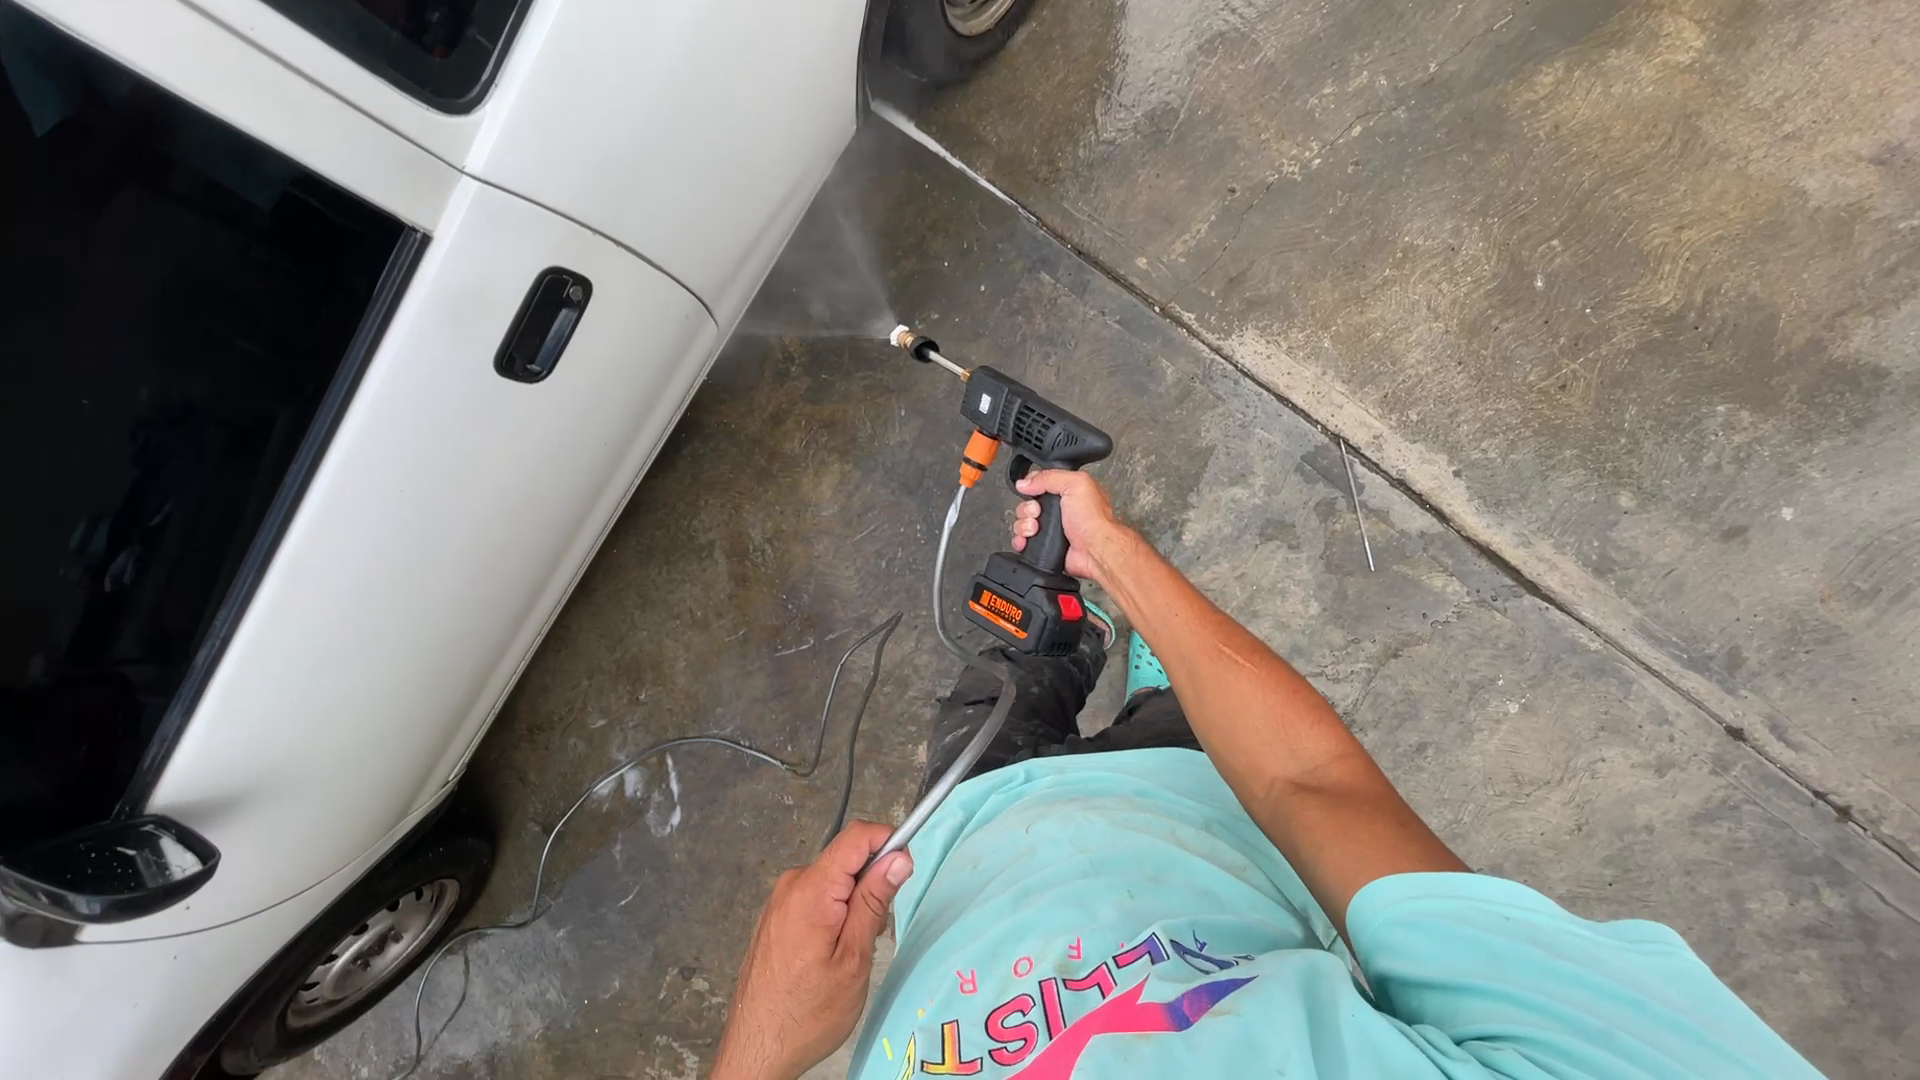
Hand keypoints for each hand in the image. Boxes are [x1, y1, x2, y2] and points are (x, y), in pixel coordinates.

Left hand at [711, 823, 912, 1079]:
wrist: (757, 1050)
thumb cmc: (807, 1014)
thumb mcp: (854, 958)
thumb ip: (874, 901)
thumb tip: (899, 857)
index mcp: (811, 889)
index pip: (857, 836)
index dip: (888, 841)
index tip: (905, 866)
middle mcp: (792, 884)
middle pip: (846, 858)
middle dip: (871, 883)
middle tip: (875, 931)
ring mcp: (780, 899)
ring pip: (833, 880)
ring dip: (853, 902)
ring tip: (850, 951)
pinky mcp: (776, 915)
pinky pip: (815, 896)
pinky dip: (833, 912)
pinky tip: (831, 953)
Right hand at [1011, 469, 1135, 583]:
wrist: (1095, 551)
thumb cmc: (1094, 520)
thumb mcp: (1075, 484)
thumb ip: (1050, 477)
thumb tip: (1026, 482)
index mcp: (1068, 492)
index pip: (1040, 483)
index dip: (1032, 486)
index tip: (1032, 491)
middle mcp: (1059, 510)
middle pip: (1028, 504)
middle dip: (1027, 509)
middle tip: (1037, 512)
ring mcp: (1052, 529)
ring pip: (1023, 523)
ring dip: (1023, 526)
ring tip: (1035, 529)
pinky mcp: (1046, 545)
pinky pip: (1024, 541)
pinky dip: (1020, 541)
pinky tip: (1026, 540)